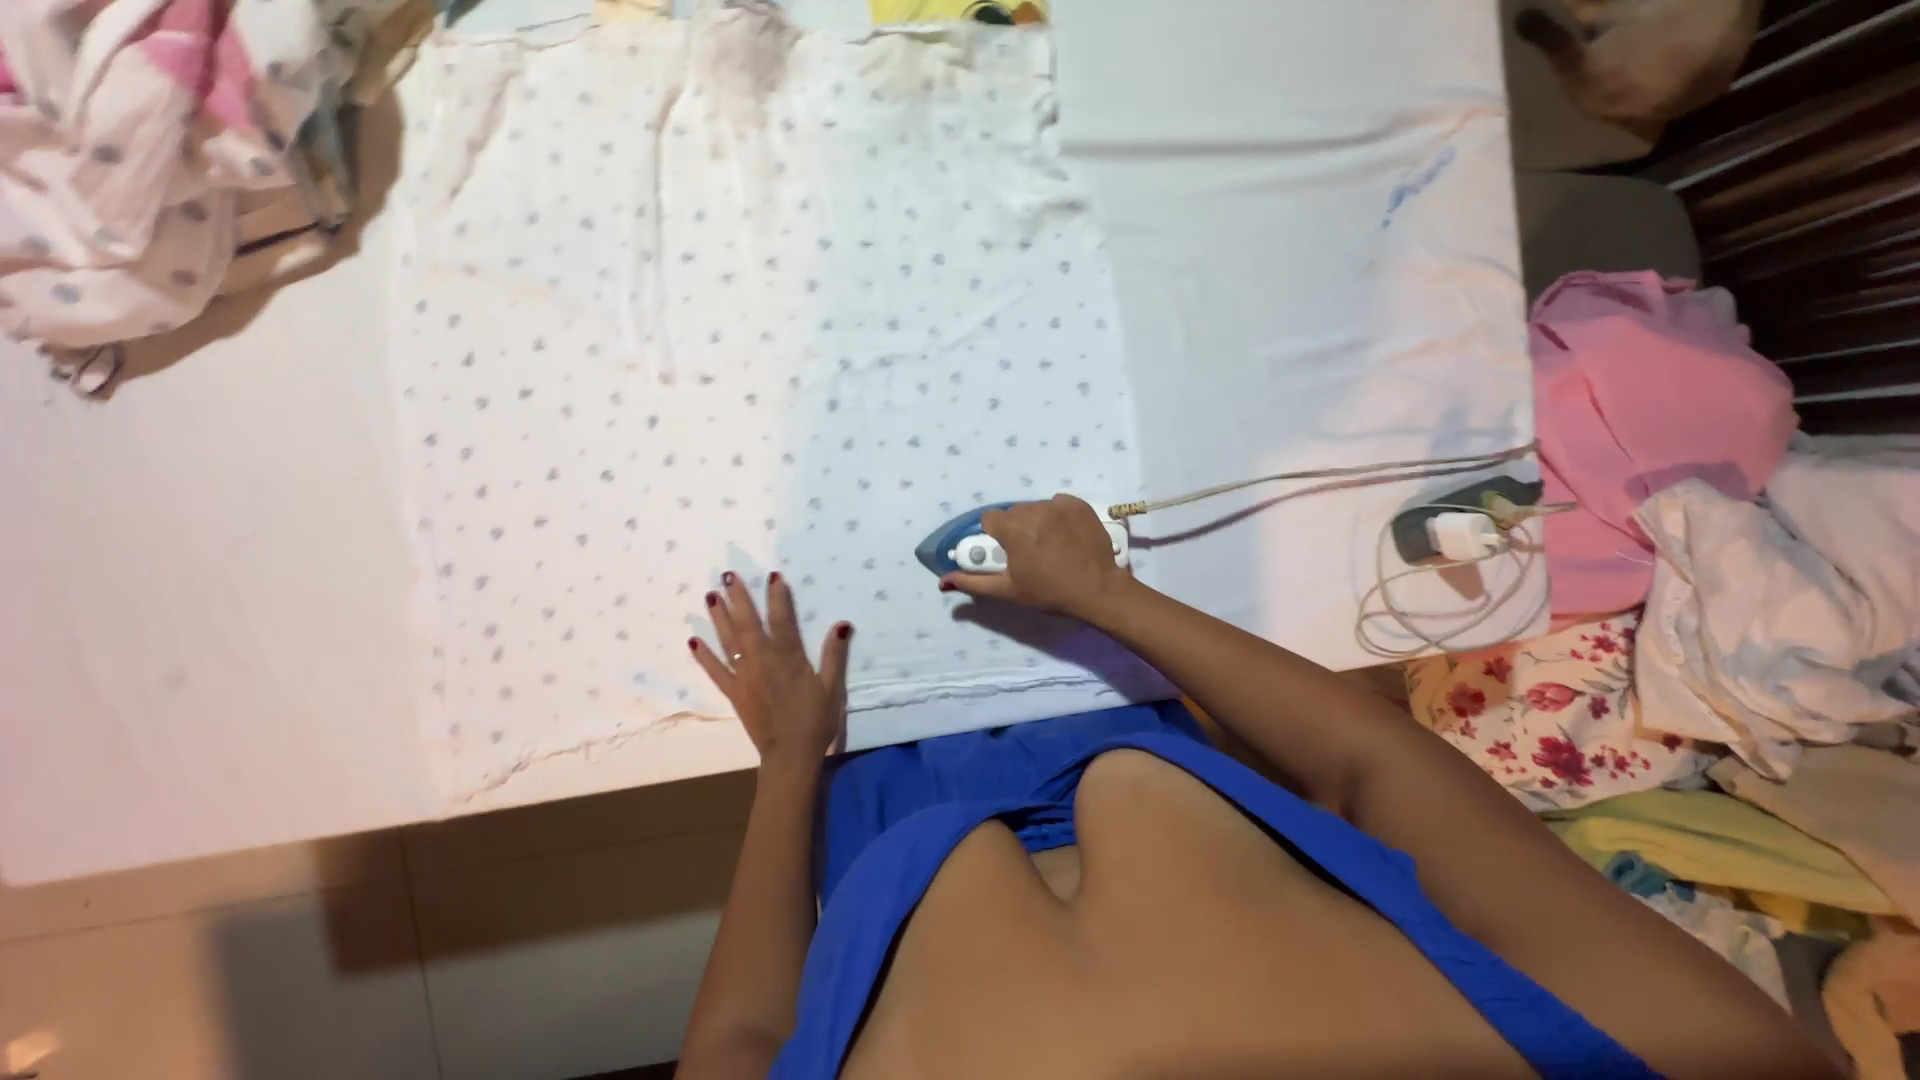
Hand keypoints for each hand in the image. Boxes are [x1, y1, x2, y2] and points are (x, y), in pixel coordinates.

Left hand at [690, 571, 851, 767]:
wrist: (790, 755)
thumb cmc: (816, 721)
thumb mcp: (833, 688)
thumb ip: (834, 655)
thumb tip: (842, 624)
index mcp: (788, 658)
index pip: (781, 620)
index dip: (776, 597)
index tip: (772, 575)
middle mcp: (762, 662)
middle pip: (747, 624)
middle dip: (738, 598)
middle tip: (727, 575)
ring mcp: (744, 677)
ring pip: (728, 642)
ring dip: (718, 618)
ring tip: (710, 596)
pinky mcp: (734, 693)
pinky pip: (715, 671)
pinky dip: (703, 656)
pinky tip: (693, 640)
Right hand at [939, 494, 1135, 621]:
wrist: (1098, 590)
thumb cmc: (1050, 592)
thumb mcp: (1008, 591)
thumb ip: (973, 582)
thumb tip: (943, 580)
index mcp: (1013, 529)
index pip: (989, 519)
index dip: (994, 536)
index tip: (1006, 552)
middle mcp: (1033, 510)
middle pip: (1013, 513)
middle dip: (1016, 529)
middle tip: (1029, 553)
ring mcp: (1058, 505)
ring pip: (1035, 508)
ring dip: (1037, 522)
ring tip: (1051, 545)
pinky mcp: (1078, 505)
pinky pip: (1058, 504)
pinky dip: (1058, 516)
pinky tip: (1066, 536)